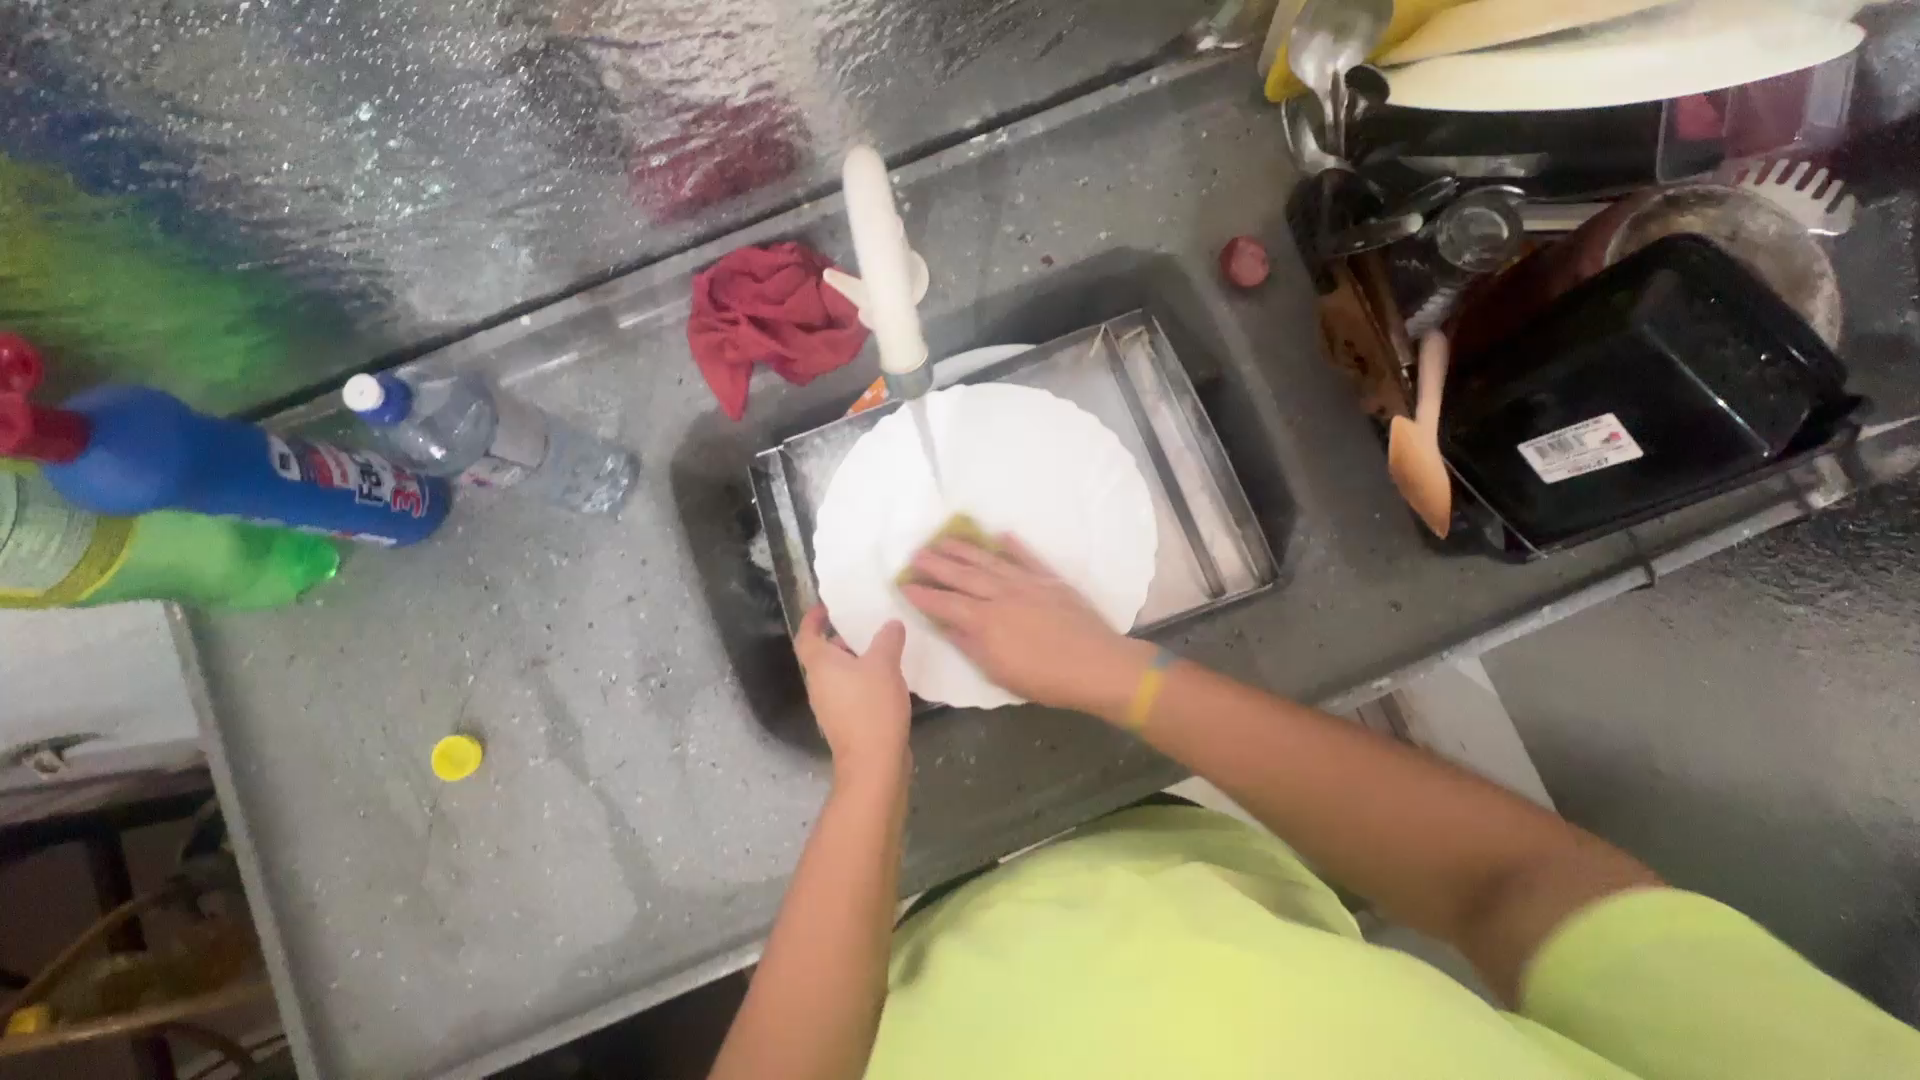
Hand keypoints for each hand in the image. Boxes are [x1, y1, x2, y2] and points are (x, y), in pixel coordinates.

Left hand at [795, 605, 911, 785]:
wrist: (873, 761)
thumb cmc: (872, 706)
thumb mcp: (885, 665)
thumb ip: (888, 640)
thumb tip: (890, 624)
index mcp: (820, 665)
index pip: (807, 636)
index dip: (812, 619)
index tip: (825, 608)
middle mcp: (818, 684)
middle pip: (823, 656)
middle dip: (841, 640)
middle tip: (864, 627)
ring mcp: (829, 706)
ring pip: (838, 675)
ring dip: (854, 662)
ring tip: (881, 651)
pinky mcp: (844, 723)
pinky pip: (849, 692)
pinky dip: (862, 681)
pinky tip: (886, 681)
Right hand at [900, 535, 1156, 718]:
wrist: (1097, 665)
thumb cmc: (1045, 679)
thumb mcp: (999, 672)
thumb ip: (970, 645)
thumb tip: (947, 625)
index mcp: (985, 621)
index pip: (946, 603)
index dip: (923, 594)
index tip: (904, 583)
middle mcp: (1002, 595)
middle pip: (963, 575)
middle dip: (937, 564)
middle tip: (916, 553)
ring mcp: (1027, 583)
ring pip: (989, 561)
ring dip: (964, 549)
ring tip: (944, 538)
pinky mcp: (1051, 580)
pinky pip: (1028, 557)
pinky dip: (1013, 546)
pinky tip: (1000, 535)